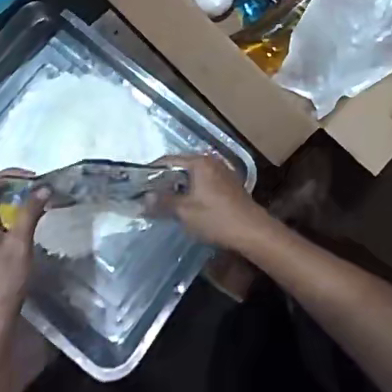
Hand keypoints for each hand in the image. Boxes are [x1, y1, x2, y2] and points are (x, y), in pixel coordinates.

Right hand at [153, 153, 273, 252]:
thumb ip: (163, 202)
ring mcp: (221, 171)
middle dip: (165, 180)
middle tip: (151, 196)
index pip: (168, 160)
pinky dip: (192, 190)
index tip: (139, 185)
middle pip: (180, 166)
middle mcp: (210, 160)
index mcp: (199, 162)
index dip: (151, 172)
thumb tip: (144, 198)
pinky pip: (203, 181)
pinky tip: (188, 205)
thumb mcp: (184, 212)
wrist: (252, 231)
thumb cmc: (216, 218)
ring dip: (179, 187)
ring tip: (167, 202)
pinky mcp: (228, 183)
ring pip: (192, 175)